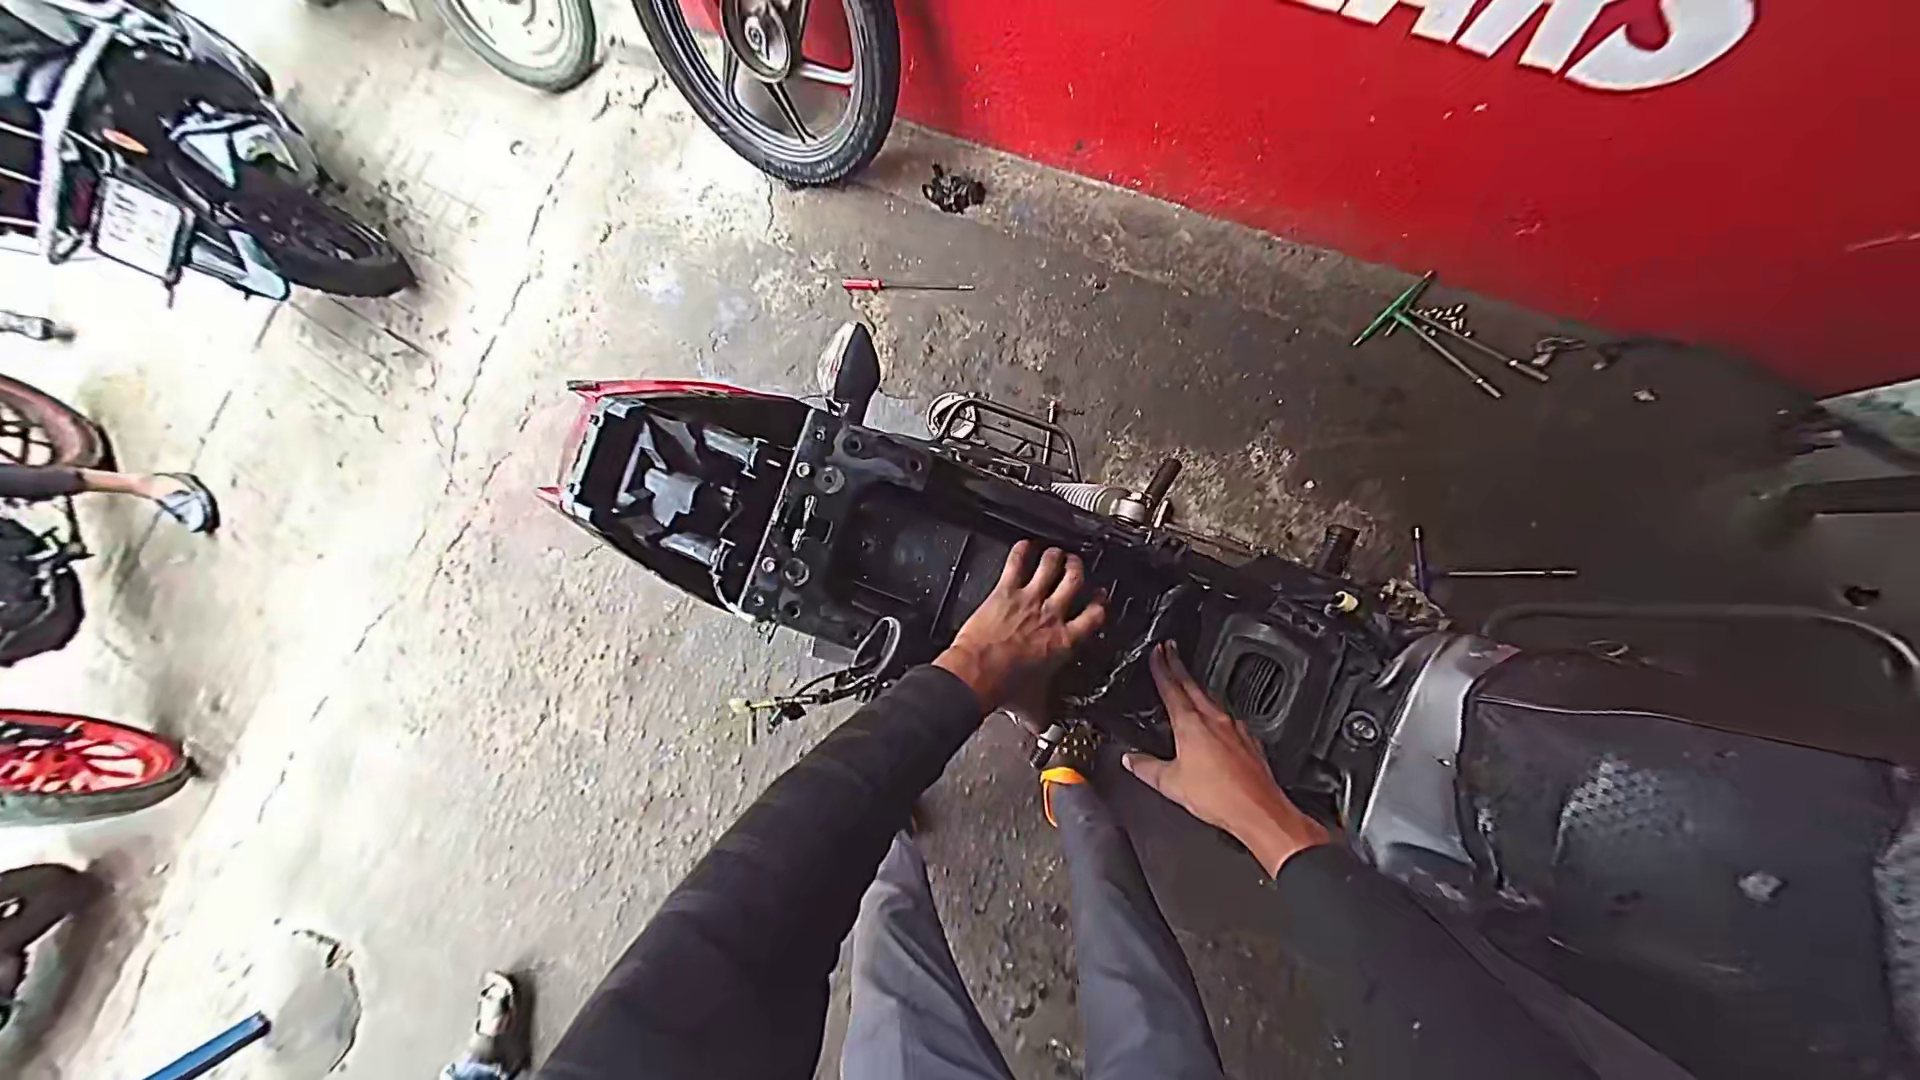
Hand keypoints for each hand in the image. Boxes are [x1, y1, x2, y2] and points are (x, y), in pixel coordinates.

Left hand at [934, 541, 1106, 712]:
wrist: (978, 674)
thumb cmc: (1005, 687)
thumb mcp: (1034, 706)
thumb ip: (1044, 714)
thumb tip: (1044, 727)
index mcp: (1064, 641)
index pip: (1095, 615)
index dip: (1100, 603)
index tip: (1100, 598)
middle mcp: (1051, 615)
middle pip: (1076, 580)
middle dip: (1079, 569)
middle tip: (1077, 566)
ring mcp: (1029, 599)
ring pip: (1051, 565)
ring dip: (1056, 556)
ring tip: (1056, 552)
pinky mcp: (1006, 591)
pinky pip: (1017, 562)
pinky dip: (1022, 550)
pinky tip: (1025, 545)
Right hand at [1125, 642, 1329, 875]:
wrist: (1261, 812)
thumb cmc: (1220, 797)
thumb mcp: (1170, 783)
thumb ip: (1146, 767)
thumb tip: (1131, 759)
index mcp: (1190, 724)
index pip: (1171, 687)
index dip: (1161, 667)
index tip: (1156, 652)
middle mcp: (1214, 719)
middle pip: (1191, 684)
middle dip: (1178, 664)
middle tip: (1170, 649)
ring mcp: (1234, 728)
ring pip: (1210, 699)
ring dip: (1196, 686)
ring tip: (1188, 680)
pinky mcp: (1249, 741)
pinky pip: (1229, 718)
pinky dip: (1217, 712)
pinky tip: (1218, 719)